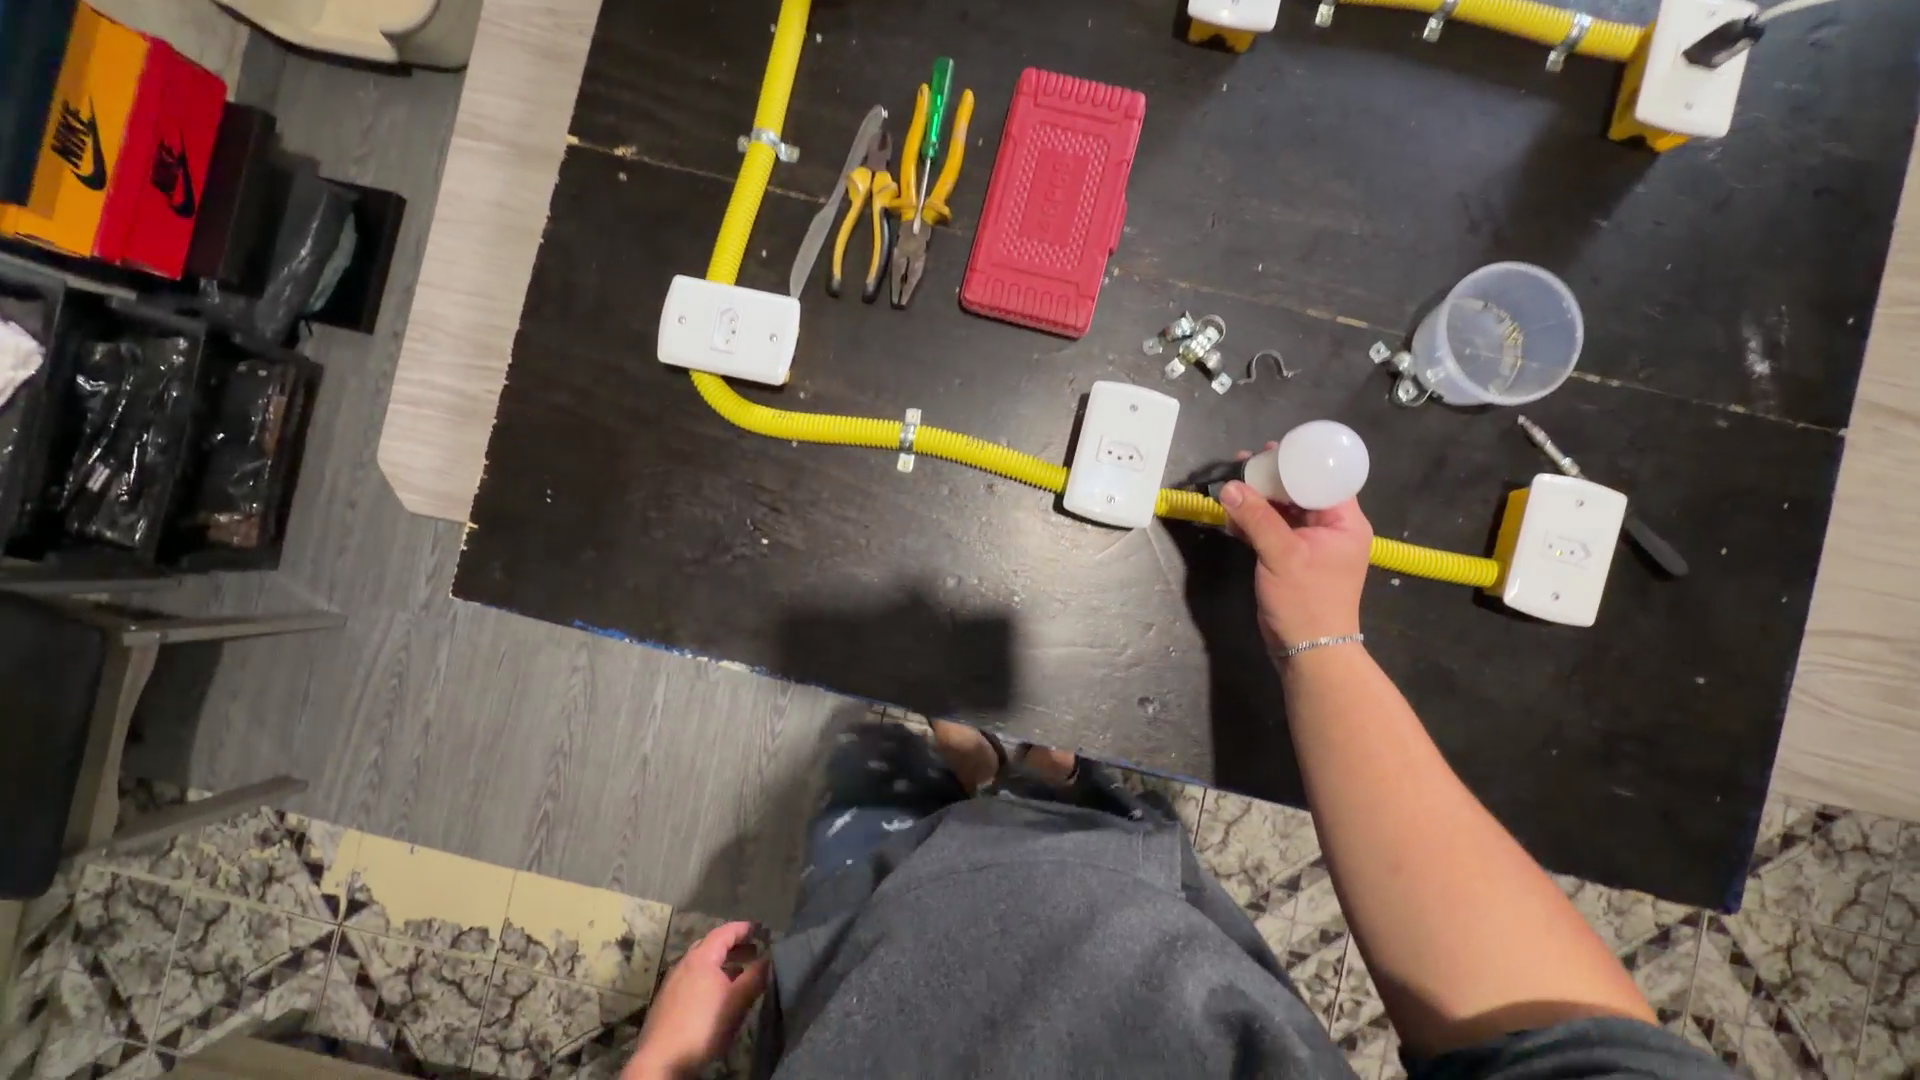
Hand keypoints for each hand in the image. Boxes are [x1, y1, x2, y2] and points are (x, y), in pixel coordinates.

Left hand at [625, 922, 768, 1079]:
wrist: (661, 1061)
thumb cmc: (704, 1025)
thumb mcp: (737, 1000)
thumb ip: (755, 976)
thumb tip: (768, 958)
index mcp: (701, 957)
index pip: (725, 932)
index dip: (743, 929)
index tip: (759, 930)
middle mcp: (684, 964)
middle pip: (710, 945)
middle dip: (733, 946)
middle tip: (752, 951)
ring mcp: (672, 983)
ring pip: (700, 964)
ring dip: (721, 965)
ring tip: (738, 975)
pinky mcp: (665, 1002)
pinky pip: (691, 979)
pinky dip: (708, 978)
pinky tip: (715, 997)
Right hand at [1220, 445, 1372, 654]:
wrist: (1308, 649)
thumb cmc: (1306, 601)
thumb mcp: (1282, 555)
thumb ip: (1256, 518)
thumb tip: (1230, 487)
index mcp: (1344, 522)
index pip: (1324, 478)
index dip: (1299, 462)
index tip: (1272, 449)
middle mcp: (1331, 528)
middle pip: (1301, 491)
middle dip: (1273, 478)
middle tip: (1245, 463)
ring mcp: (1310, 544)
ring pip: (1284, 510)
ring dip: (1260, 500)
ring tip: (1233, 484)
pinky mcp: (1291, 559)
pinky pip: (1273, 530)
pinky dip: (1254, 522)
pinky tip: (1232, 514)